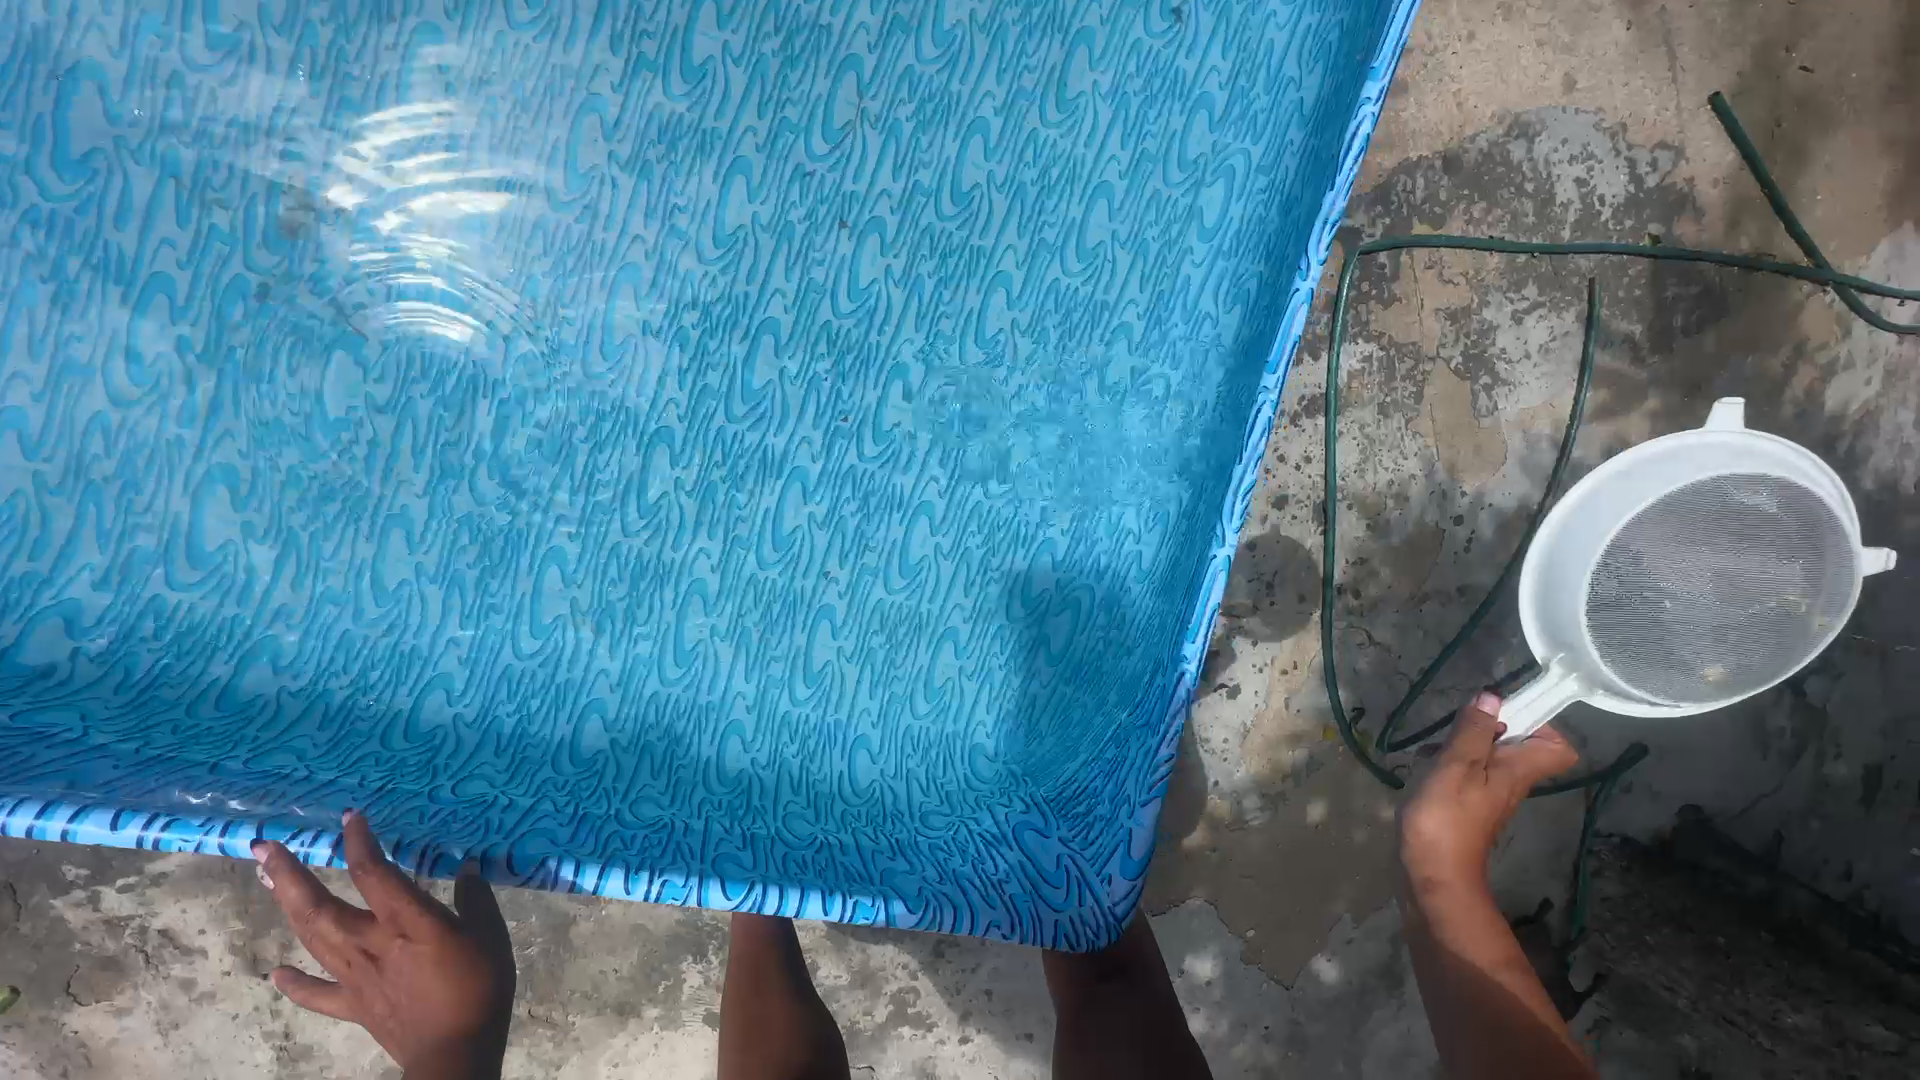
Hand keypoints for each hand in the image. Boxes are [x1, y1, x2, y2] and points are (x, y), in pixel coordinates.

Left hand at [253, 812, 515, 1079]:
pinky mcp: (352, 1004)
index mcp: (409, 922)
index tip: (350, 817)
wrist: (456, 1049)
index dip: (360, 843)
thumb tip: (468, 866)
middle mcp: (372, 944)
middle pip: (320, 906)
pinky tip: (274, 971)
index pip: (375, 873)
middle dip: (290, 875)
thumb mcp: (490, 932)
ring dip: (287, 907)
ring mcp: (356, 976)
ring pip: (311, 938)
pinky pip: (315, 992)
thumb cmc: (481, 984)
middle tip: (264, 848)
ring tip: (267, 881)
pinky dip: (293, 981)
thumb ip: (475, 898)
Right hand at [1398, 691, 1579, 894]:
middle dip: (1485, 728)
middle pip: (1516, 746)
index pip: (1558, 747)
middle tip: (1456, 728)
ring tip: (1433, 749)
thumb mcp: (1456, 766)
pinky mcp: (1465, 805)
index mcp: (1518, 772)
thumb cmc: (1446, 817)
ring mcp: (1487, 795)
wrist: (1432, 872)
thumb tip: (1494, 697)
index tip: (1501, 713)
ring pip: (1486, 756)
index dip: (1538, 724)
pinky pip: (1465, 772)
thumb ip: (1473, 731)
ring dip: (1460, 744)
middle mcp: (1510, 782)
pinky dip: (1446, 763)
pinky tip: (1423, 767)